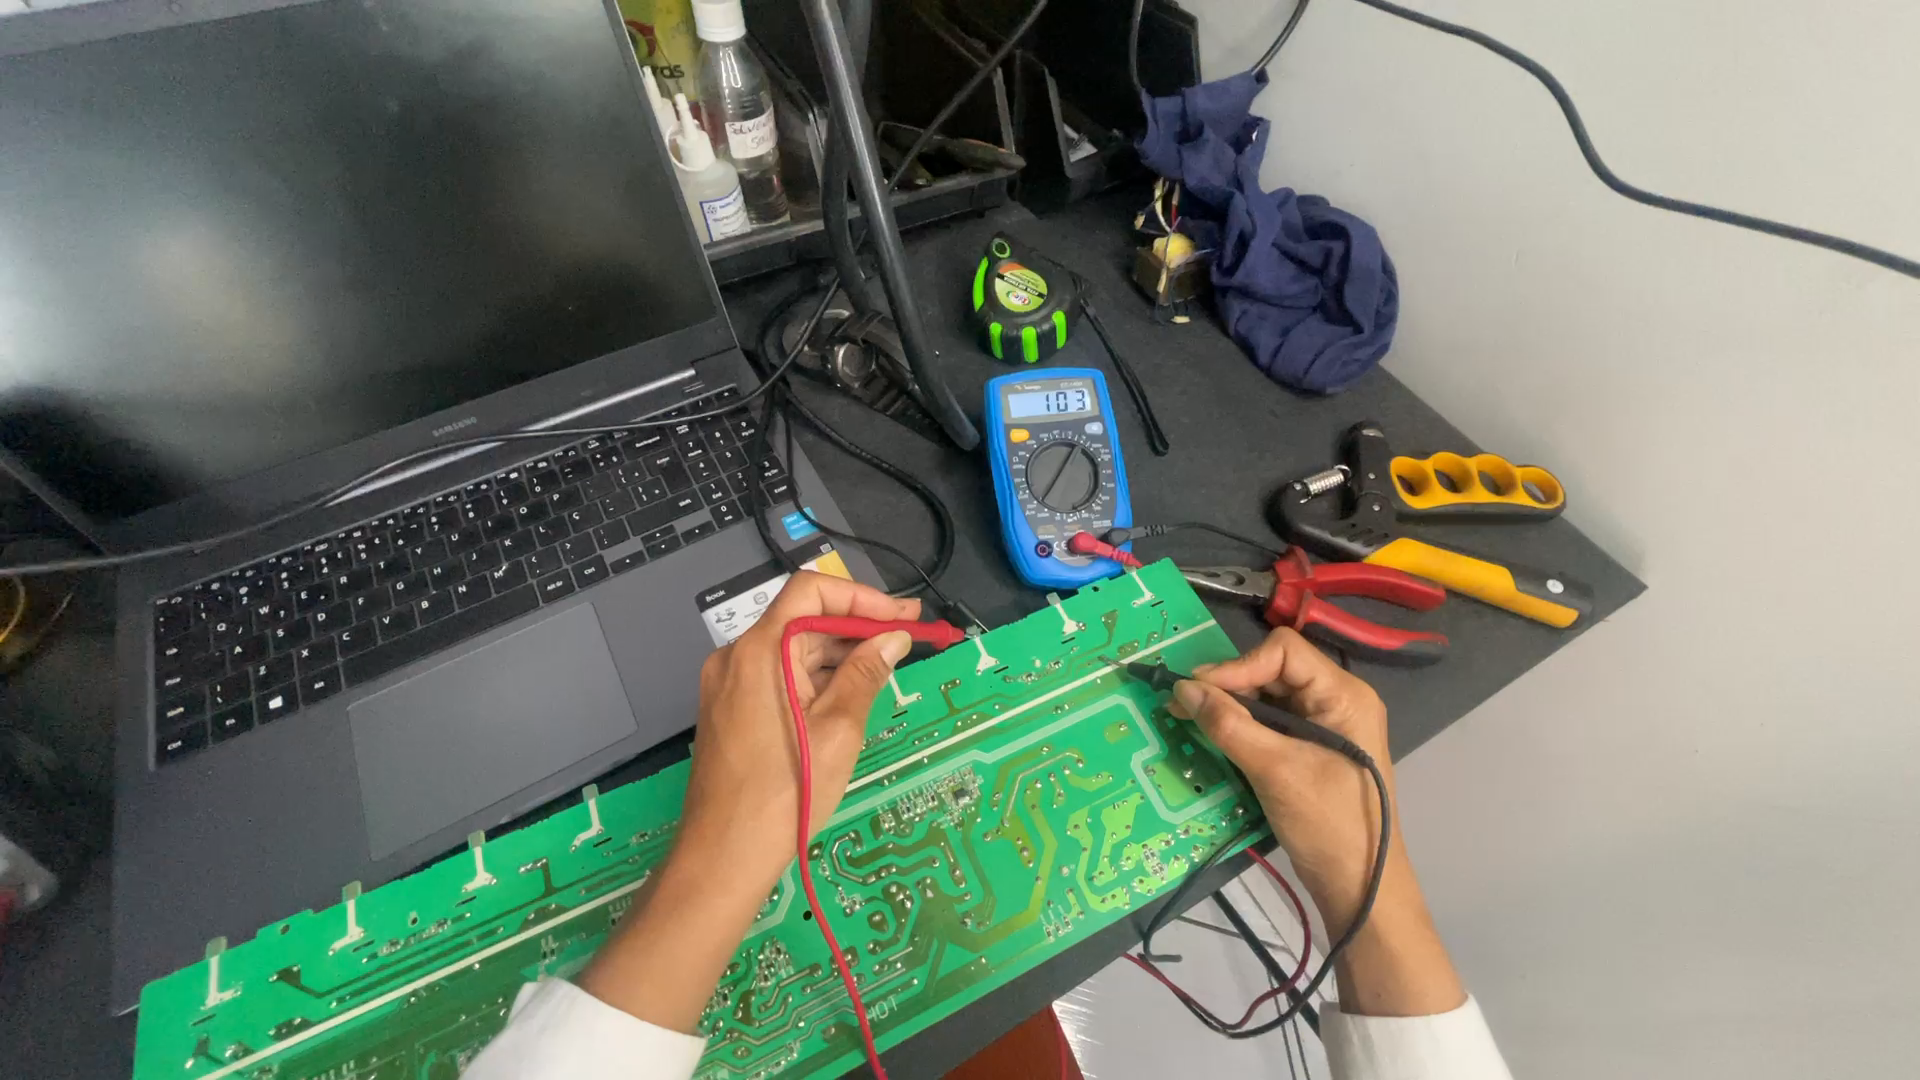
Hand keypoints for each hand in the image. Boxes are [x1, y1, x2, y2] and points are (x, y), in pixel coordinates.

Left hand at [580, 571, 918, 1032]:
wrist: (722, 860)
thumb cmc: (786, 794)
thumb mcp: (839, 730)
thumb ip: (866, 673)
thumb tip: (893, 639)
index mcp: (760, 651)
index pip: (812, 590)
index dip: (862, 596)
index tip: (902, 617)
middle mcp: (736, 656)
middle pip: (803, 618)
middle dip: (857, 626)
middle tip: (906, 639)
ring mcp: (728, 683)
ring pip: (792, 648)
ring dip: (839, 652)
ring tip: (885, 668)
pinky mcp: (730, 708)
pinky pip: (779, 675)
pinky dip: (816, 677)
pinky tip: (849, 693)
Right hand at [1169, 626, 1465, 1017]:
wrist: (1361, 889)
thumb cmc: (1329, 826)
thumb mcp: (1275, 770)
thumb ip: (1228, 724)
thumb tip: (1181, 688)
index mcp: (1343, 695)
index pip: (1283, 652)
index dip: (1237, 665)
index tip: (1198, 691)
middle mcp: (1335, 699)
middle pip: (1271, 668)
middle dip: (1227, 683)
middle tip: (1184, 703)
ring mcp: (1323, 722)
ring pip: (1265, 692)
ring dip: (1228, 702)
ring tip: (1190, 716)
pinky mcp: (1308, 745)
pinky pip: (1267, 718)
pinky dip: (1238, 722)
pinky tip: (1212, 732)